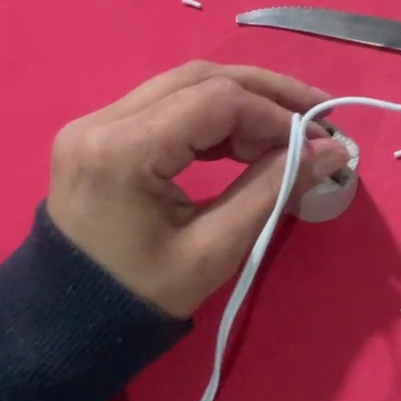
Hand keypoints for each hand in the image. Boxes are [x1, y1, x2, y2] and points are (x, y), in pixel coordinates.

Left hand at [46, 62, 349, 319]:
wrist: (68, 322)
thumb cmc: (141, 296)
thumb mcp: (214, 250)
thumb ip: (272, 190)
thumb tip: (331, 150)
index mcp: (122, 151)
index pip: (215, 102)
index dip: (276, 113)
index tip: (320, 140)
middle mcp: (101, 121)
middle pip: (198, 79)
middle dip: (265, 92)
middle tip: (318, 112)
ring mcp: (94, 123)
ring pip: (182, 85)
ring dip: (240, 100)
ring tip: (290, 128)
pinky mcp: (99, 133)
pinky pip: (165, 105)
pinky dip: (210, 116)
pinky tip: (247, 138)